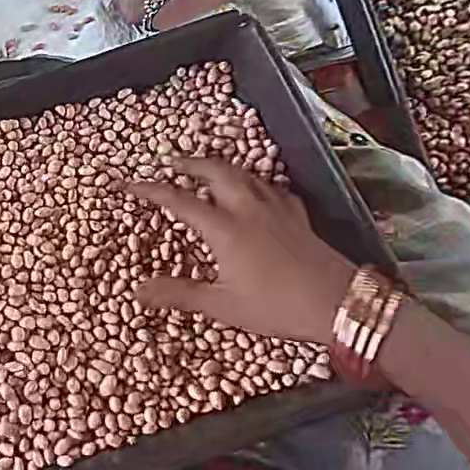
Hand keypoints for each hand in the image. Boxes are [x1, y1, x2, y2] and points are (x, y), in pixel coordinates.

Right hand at [127, 158, 359, 342]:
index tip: (131, 183)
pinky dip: (255, 183)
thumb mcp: (223, 306)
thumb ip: (179, 294)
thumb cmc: (277, 307)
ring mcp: (276, 208)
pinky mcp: (297, 215)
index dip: (152, 190)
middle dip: (191, 163)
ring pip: (244, 174)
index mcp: (225, 229)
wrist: (338, 303)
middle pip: (215, 172)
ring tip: (208, 170)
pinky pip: (271, 187)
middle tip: (173, 163)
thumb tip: (138, 291)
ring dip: (221, 167)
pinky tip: (256, 191)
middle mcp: (248, 209)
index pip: (180, 201)